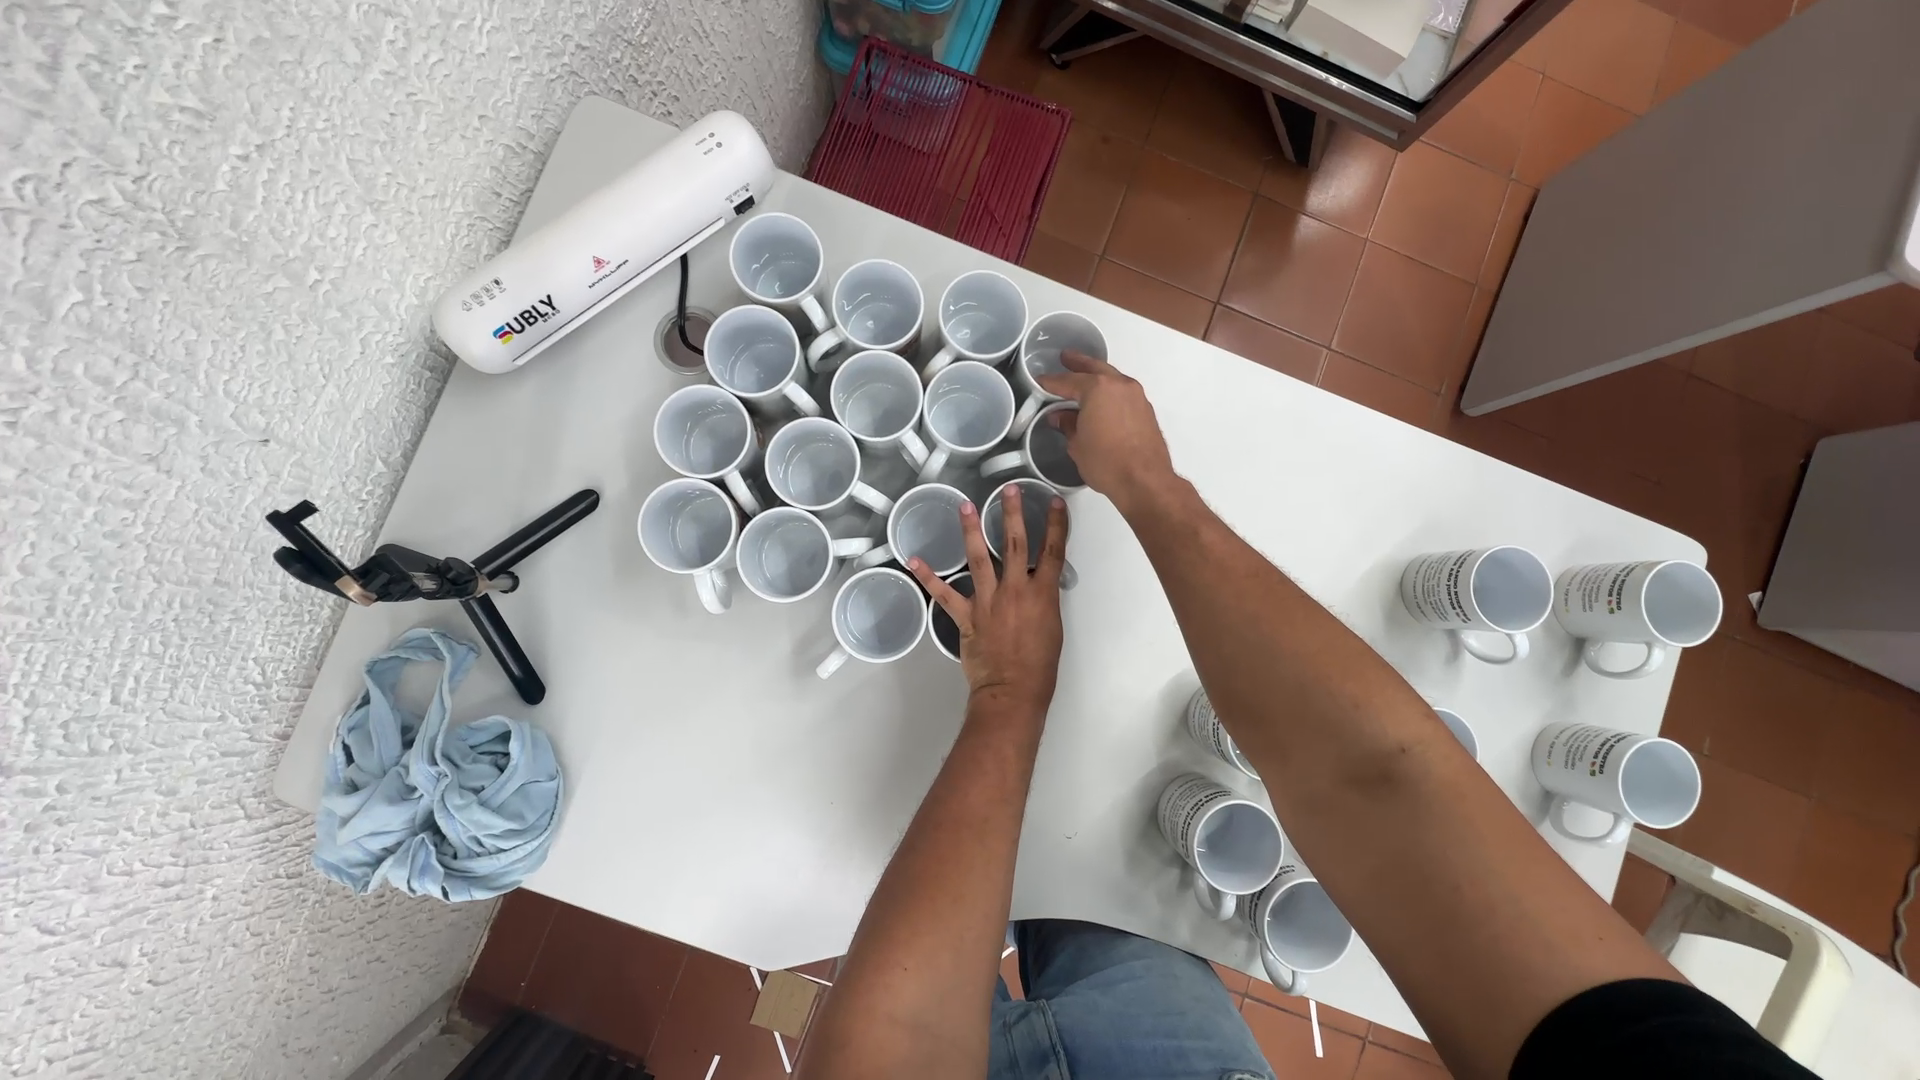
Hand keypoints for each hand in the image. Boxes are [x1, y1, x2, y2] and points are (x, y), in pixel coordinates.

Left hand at [907, 484, 1066, 713]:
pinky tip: (914, 560)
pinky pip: (944, 593)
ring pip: (978, 558)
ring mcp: (988, 601)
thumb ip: (1042, 601)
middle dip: (1011, 513)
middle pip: (1015, 544)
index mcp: (1042, 594)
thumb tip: (1034, 587)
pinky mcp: (966, 616)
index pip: (1053, 551)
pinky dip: (928, 577)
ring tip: (965, 506)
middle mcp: (1015, 590)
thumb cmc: (1040, 666)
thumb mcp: (1052, 627)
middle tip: (1007, 489)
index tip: (1052, 501)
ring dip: (971, 530)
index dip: (1055, 524)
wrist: (1014, 691)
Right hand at [1035, 350, 1176, 512]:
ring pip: (1112, 379)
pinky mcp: (1145, 410)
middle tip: (1066, 358)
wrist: (1144, 481)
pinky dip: (1110, 392)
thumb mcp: (1077, 444)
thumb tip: (1061, 417)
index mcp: (1098, 388)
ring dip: (1097, 377)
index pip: (1068, 380)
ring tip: (1083, 379)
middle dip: (1078, 364)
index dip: (1051, 382)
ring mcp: (1136, 396)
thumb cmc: (1106, 462)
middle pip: (1095, 368)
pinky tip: (1102, 401)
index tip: (1040, 382)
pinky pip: (1122, 393)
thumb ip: (1068, 425)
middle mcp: (1119, 385)